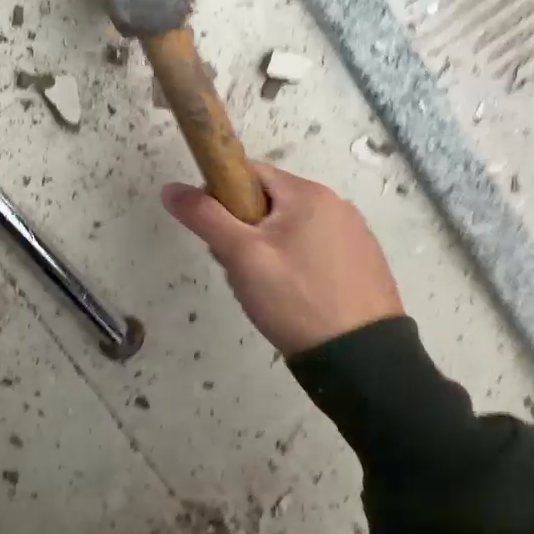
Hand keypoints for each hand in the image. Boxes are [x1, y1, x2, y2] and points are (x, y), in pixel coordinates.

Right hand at [161, 163, 403, 356]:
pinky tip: (289, 293)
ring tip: (262, 285)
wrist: (362, 360)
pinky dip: (292, 263)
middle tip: (236, 265)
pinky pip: (311, 248)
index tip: (214, 230)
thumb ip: (203, 216)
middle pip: (266, 200)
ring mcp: (354, 234)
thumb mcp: (240, 255)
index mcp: (309, 194)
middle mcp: (337, 205)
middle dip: (241, 227)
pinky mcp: (363, 262)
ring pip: (286, 227)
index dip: (219, 195)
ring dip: (264, 247)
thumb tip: (170, 188)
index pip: (247, 172)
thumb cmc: (295, 297)